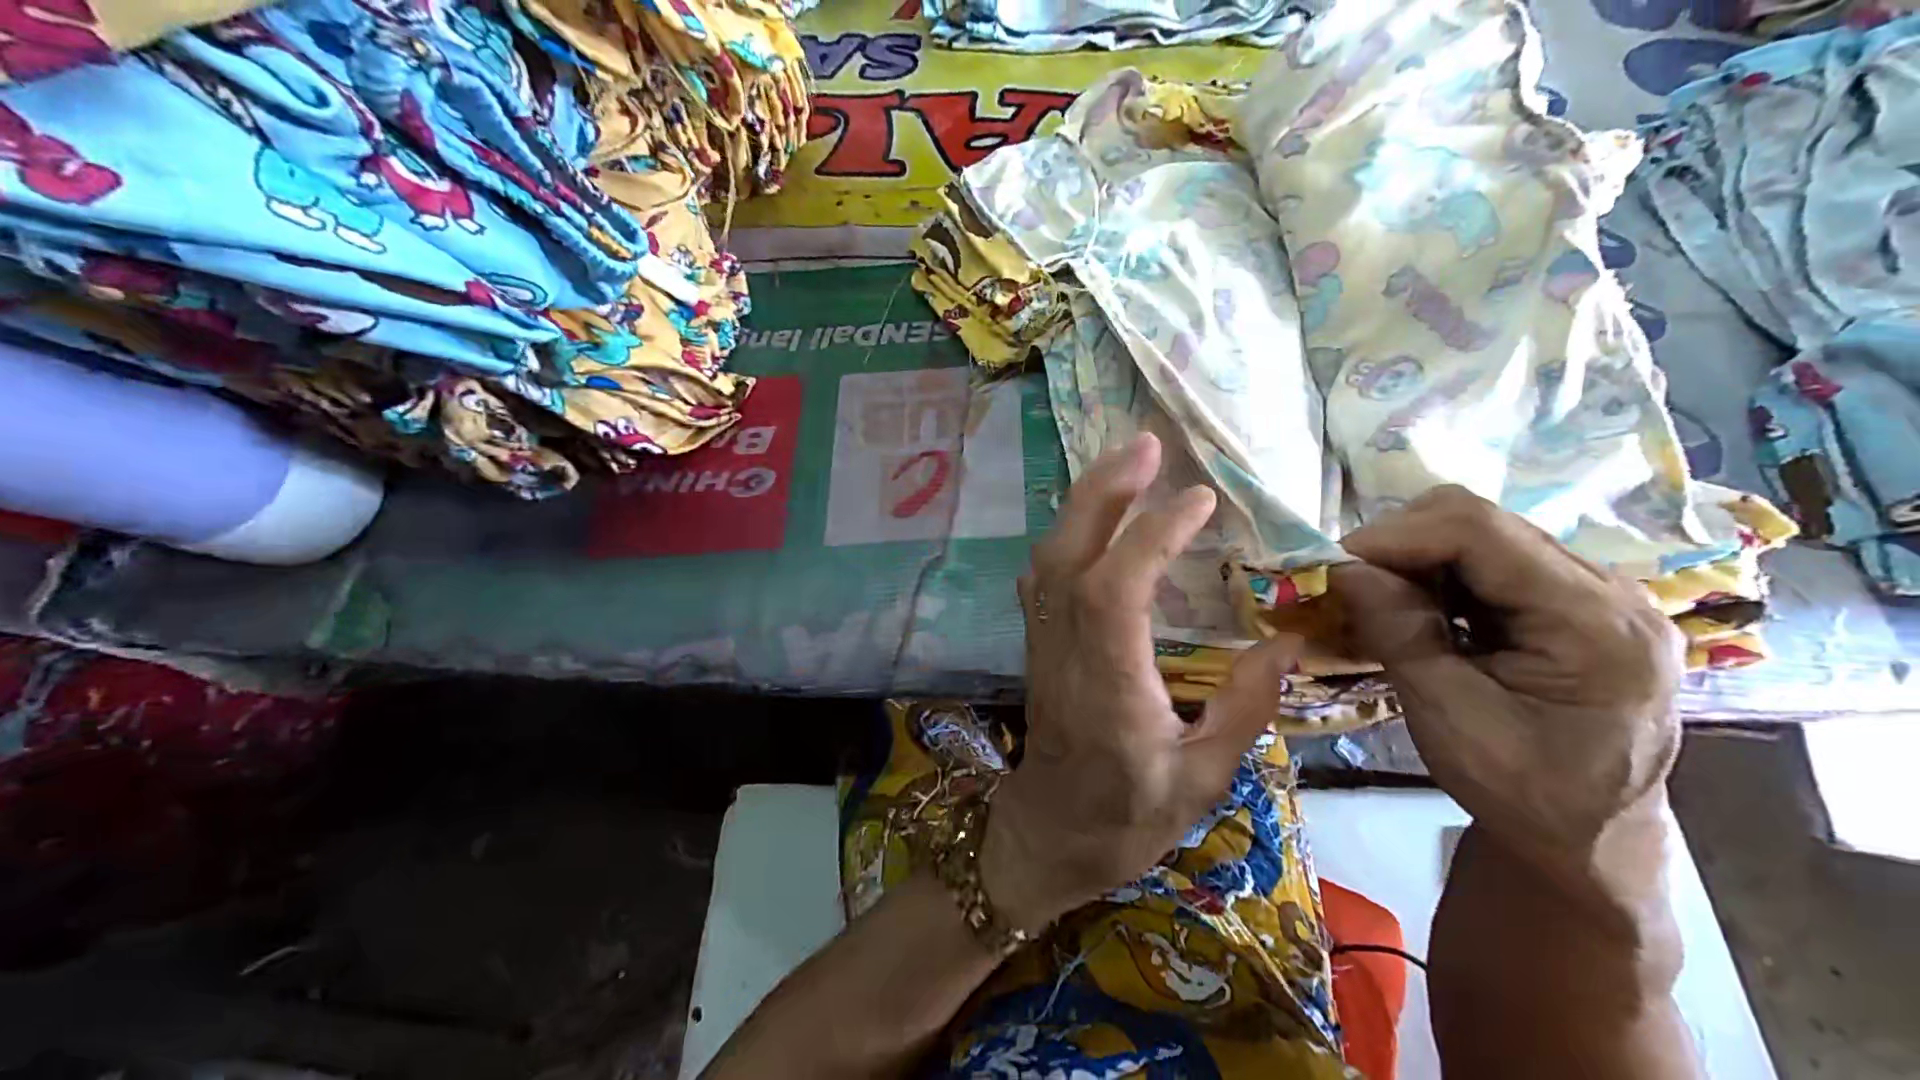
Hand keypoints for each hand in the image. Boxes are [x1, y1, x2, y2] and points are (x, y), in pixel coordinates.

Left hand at [980, 433, 1300, 931]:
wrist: (1049, 836)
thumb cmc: (1126, 817)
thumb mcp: (1201, 778)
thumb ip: (1243, 708)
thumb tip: (1288, 643)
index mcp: (1108, 685)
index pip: (1117, 590)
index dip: (1152, 536)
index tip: (1199, 499)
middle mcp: (1066, 651)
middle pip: (1070, 555)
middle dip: (1105, 492)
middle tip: (1148, 444)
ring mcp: (1044, 643)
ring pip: (1051, 558)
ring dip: (1085, 503)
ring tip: (1128, 462)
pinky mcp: (1038, 644)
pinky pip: (1045, 576)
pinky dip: (1068, 533)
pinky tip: (1094, 515)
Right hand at [1332, 487, 1682, 894]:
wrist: (1589, 837)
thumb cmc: (1523, 792)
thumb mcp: (1450, 720)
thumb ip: (1400, 635)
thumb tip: (1342, 568)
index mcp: (1594, 623)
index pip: (1480, 532)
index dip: (1394, 536)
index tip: (1332, 567)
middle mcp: (1608, 590)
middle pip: (1481, 520)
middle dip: (1399, 542)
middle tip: (1351, 585)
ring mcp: (1593, 592)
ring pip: (1480, 531)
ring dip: (1414, 556)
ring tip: (1378, 599)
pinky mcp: (1570, 601)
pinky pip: (1489, 558)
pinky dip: (1436, 572)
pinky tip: (1416, 608)